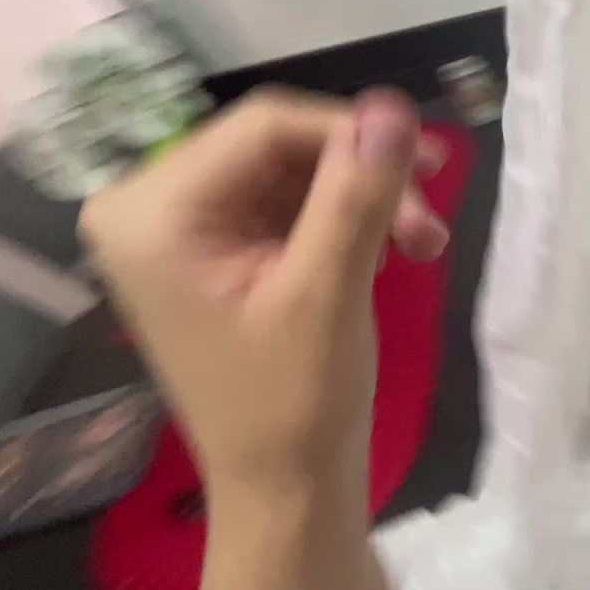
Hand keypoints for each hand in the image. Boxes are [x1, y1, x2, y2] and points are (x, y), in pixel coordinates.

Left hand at [79, 87, 448, 522]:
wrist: (289, 480)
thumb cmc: (296, 398)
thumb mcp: (329, 291)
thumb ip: (358, 195)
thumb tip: (395, 109)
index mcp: (154, 209)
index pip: (264, 126)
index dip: (354, 134)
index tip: (435, 166)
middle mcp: (161, 207)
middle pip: (285, 150)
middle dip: (369, 180)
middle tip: (432, 230)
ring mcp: (197, 232)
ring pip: (305, 178)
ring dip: (373, 204)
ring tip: (426, 247)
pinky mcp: (233, 255)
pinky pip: (304, 210)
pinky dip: (357, 225)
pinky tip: (393, 254)